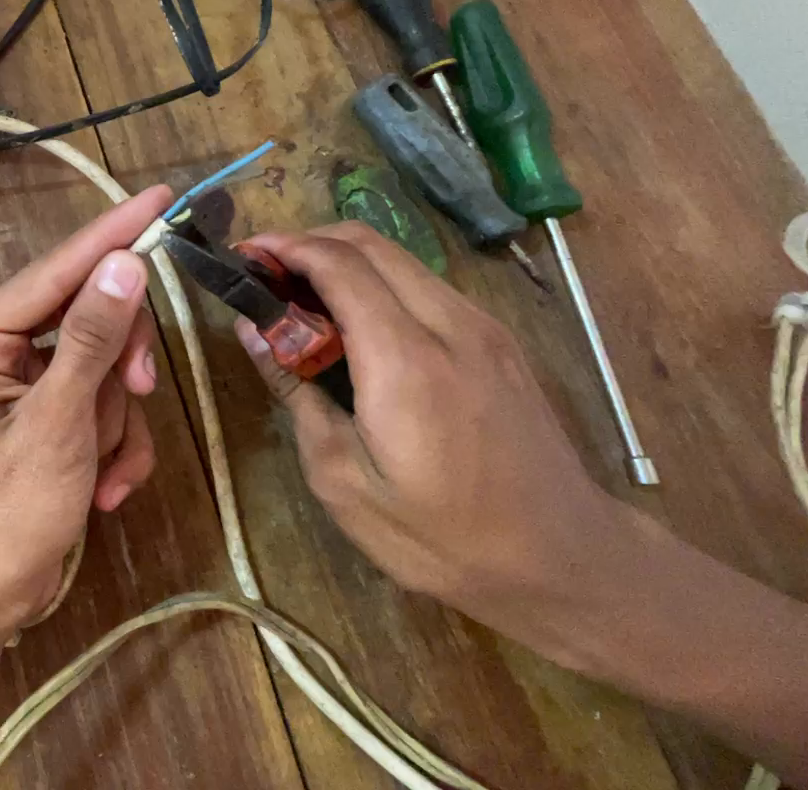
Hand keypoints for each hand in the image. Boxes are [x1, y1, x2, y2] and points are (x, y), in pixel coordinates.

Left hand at [0, 186, 169, 639]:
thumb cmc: (5, 515)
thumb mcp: (57, 425)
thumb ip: (90, 341)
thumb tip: (123, 263)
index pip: (55, 271)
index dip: (111, 234)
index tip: (161, 196)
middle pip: (88, 318)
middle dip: (118, 368)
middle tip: (137, 392)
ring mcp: (22, 383)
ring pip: (103, 367)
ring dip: (115, 421)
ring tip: (97, 470)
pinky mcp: (45, 414)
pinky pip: (99, 405)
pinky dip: (112, 446)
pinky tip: (102, 489)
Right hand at [233, 221, 631, 631]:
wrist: (565, 565)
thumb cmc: (438, 535)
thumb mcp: (341, 477)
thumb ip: (295, 391)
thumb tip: (252, 329)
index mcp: (405, 361)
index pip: (339, 266)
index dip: (284, 248)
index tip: (242, 254)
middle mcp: (450, 327)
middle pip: (369, 244)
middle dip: (307, 242)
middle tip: (262, 270)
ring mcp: (483, 330)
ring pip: (400, 258)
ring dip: (341, 259)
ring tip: (297, 293)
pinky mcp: (499, 342)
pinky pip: (425, 285)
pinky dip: (376, 280)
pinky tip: (350, 319)